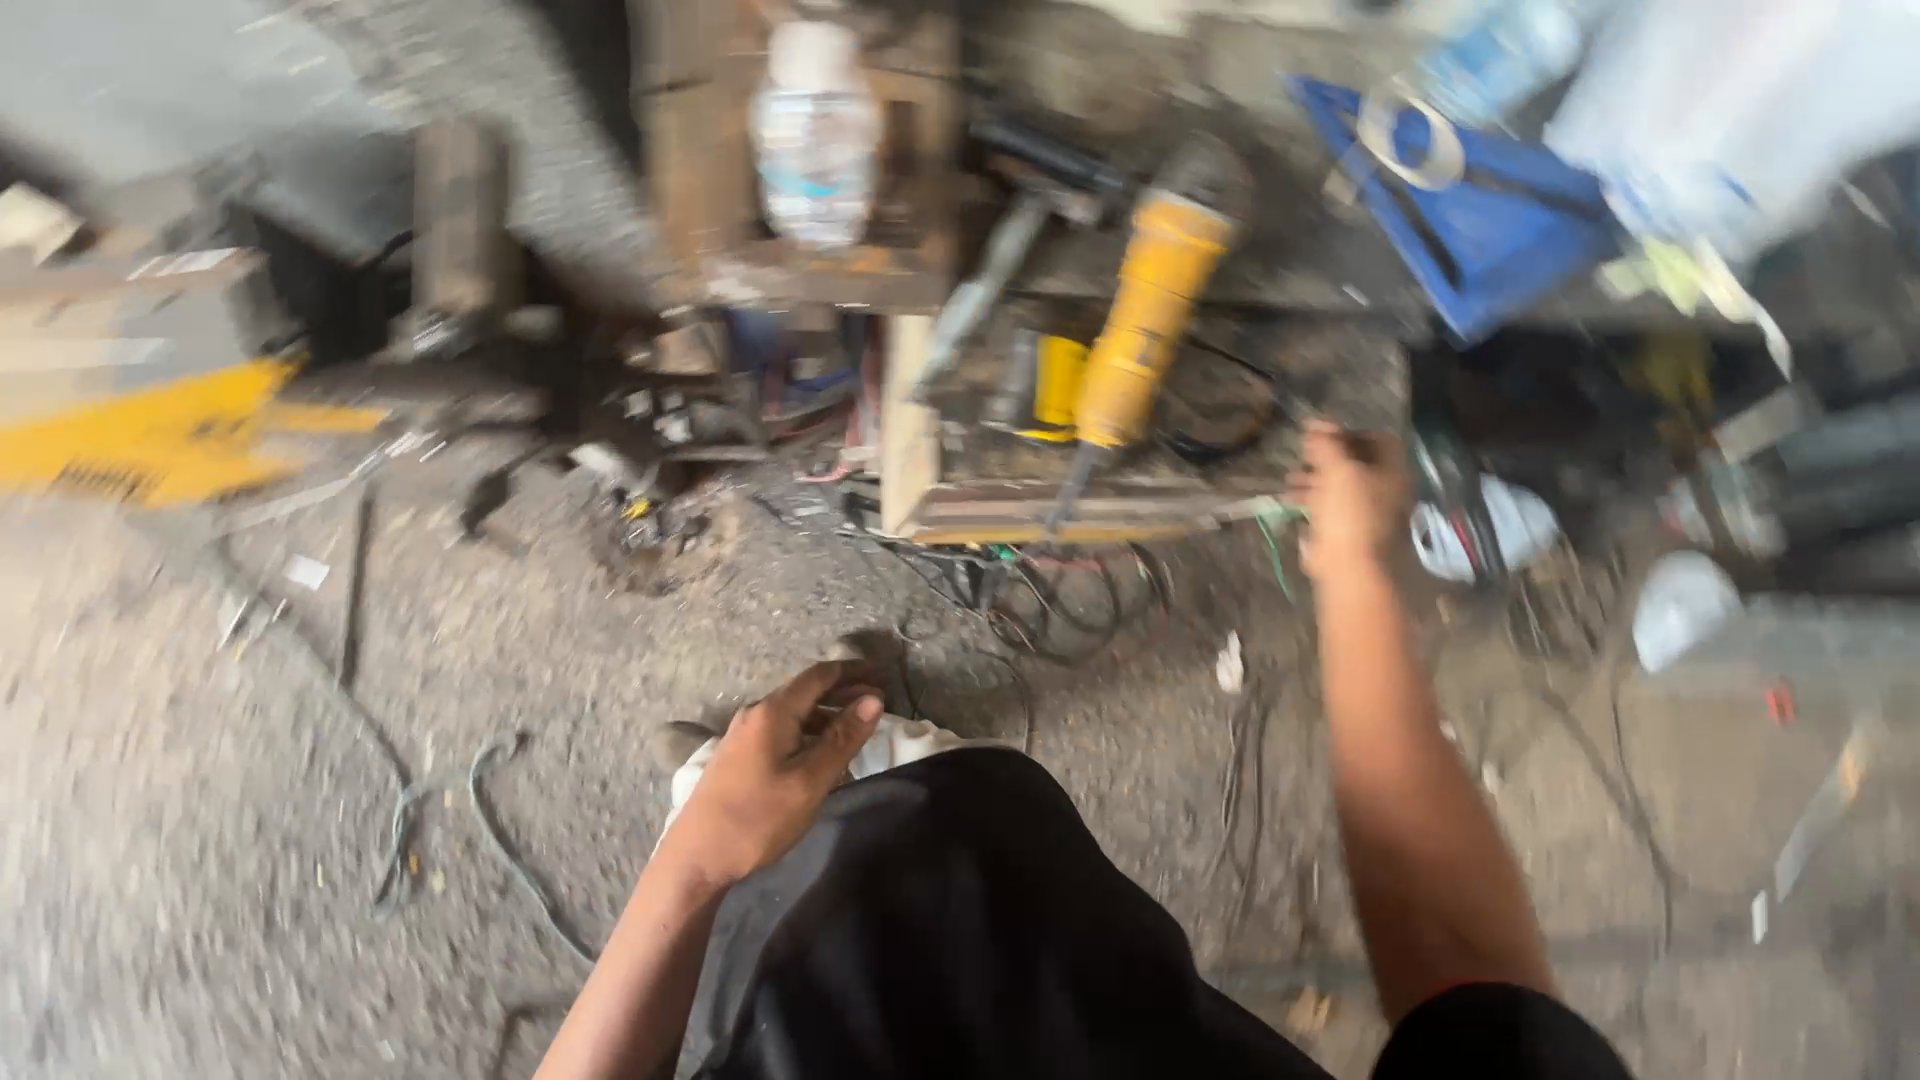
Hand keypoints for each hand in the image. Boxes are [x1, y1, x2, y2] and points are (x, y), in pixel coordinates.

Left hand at [654, 662, 883, 889]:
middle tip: (879, 703)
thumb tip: (873, 700)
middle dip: (844, 692)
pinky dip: (810, 734)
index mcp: (773, 712)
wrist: (695, 859)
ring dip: (828, 716)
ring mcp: (744, 735)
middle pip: (807, 691)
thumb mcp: (809, 781)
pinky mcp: (739, 756)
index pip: (820, 675)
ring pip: (795, 713)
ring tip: (858, 732)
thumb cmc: (757, 819)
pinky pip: (783, 732)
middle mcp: (756, 713)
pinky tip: (823, 757)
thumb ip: (843, 738)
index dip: (854, 671)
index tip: (884, 675)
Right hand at [1287, 419, 1408, 580]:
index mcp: (1392, 472)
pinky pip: (1330, 508)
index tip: (1322, 436)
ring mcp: (1368, 512)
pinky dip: (1312, 501)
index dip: (1350, 433)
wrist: (1348, 566)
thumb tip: (1316, 424)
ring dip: (1313, 479)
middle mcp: (1386, 490)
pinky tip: (1292, 502)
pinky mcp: (1349, 530)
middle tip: (1302, 457)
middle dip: (1325, 458)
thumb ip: (1328, 444)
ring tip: (1289, 482)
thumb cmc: (1348, 513)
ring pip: (1340, 486)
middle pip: (1356, 463)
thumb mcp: (1338, 470)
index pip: (1379, 439)